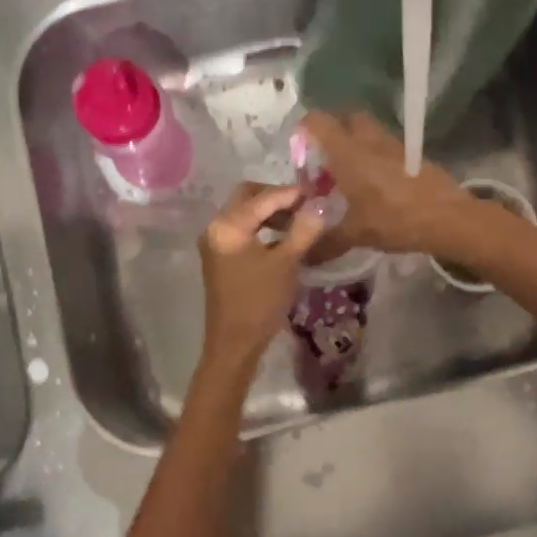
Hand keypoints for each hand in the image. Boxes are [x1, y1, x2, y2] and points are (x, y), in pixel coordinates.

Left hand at [200, 181, 326, 368]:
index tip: (318, 193)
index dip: (291, 193)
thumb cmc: (260, 303)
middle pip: (247, 196)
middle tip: (305, 205)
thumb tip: (321, 204)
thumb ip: (303, 230)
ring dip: (270, 212)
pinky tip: (283, 237)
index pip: (262, 197)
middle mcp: (215, 226)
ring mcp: (215, 242)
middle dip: (276, 197)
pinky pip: (242, 230)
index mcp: (228, 225)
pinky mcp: (220, 256)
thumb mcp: (286, 264)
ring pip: (244, 213)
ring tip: (299, 221)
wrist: (235, 343)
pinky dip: (262, 227)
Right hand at [300, 111, 474, 257]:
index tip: (300, 149)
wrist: (447, 217)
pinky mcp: (413, 153)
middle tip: (326, 158)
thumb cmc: (394, 220)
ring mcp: (394, 143)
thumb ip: (327, 242)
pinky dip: (376, 155)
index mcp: (348, 152)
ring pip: (369, 130)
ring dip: (356, 143)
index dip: (304, 129)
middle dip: (333, 130)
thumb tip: (306, 256)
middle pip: (347, 117)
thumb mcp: (356, 234)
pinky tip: (377, 182)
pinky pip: (386, 145)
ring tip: (351, 173)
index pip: (318, 121)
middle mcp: (369, 139)